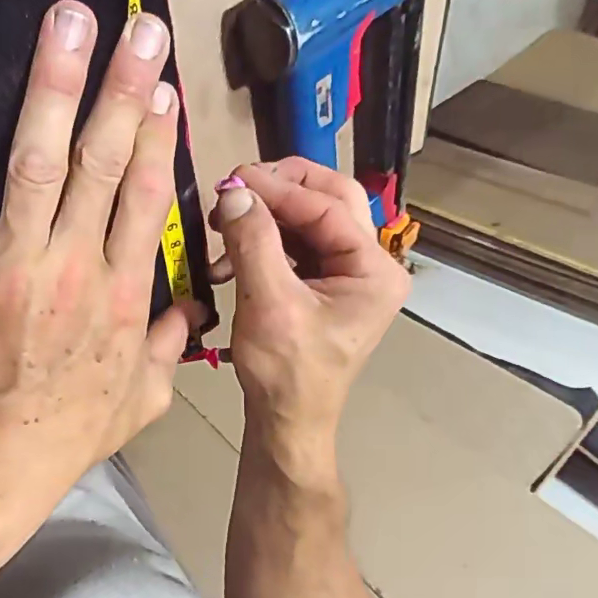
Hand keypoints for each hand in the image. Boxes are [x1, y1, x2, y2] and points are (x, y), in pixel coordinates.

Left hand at [0, 0, 199, 510]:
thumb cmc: (71, 429)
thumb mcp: (145, 399)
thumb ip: (172, 348)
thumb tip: (191, 310)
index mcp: (121, 290)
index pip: (146, 194)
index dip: (156, 135)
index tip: (161, 86)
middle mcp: (73, 261)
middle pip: (103, 160)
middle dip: (123, 88)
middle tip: (136, 25)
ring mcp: (10, 261)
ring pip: (34, 160)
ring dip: (52, 85)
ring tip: (66, 22)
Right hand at [209, 157, 409, 439]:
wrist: (285, 420)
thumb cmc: (285, 372)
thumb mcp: (268, 304)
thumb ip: (253, 242)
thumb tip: (234, 192)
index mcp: (373, 270)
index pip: (327, 207)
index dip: (279, 188)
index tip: (233, 178)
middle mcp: (367, 265)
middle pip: (328, 201)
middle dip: (279, 190)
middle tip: (236, 186)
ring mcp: (344, 275)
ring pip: (307, 220)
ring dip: (264, 216)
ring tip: (224, 224)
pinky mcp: (319, 285)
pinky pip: (293, 245)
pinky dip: (261, 241)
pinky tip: (229, 255)